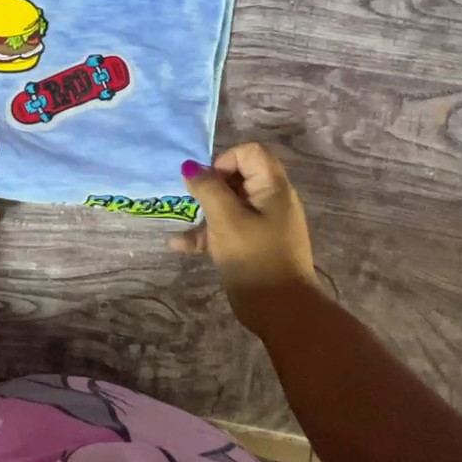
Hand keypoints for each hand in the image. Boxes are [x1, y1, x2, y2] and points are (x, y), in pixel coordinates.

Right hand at [171, 143, 321, 332]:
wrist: (279, 309)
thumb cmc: (254, 257)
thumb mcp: (225, 219)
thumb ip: (207, 188)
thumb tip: (190, 167)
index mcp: (273, 188)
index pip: (250, 153)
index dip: (225, 161)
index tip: (209, 183)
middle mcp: (271, 201)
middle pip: (238, 176)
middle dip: (210, 187)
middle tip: (195, 203)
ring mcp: (262, 223)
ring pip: (229, 203)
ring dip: (204, 212)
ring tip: (185, 228)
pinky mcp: (252, 243)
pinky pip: (227, 227)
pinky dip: (207, 233)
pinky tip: (182, 247)